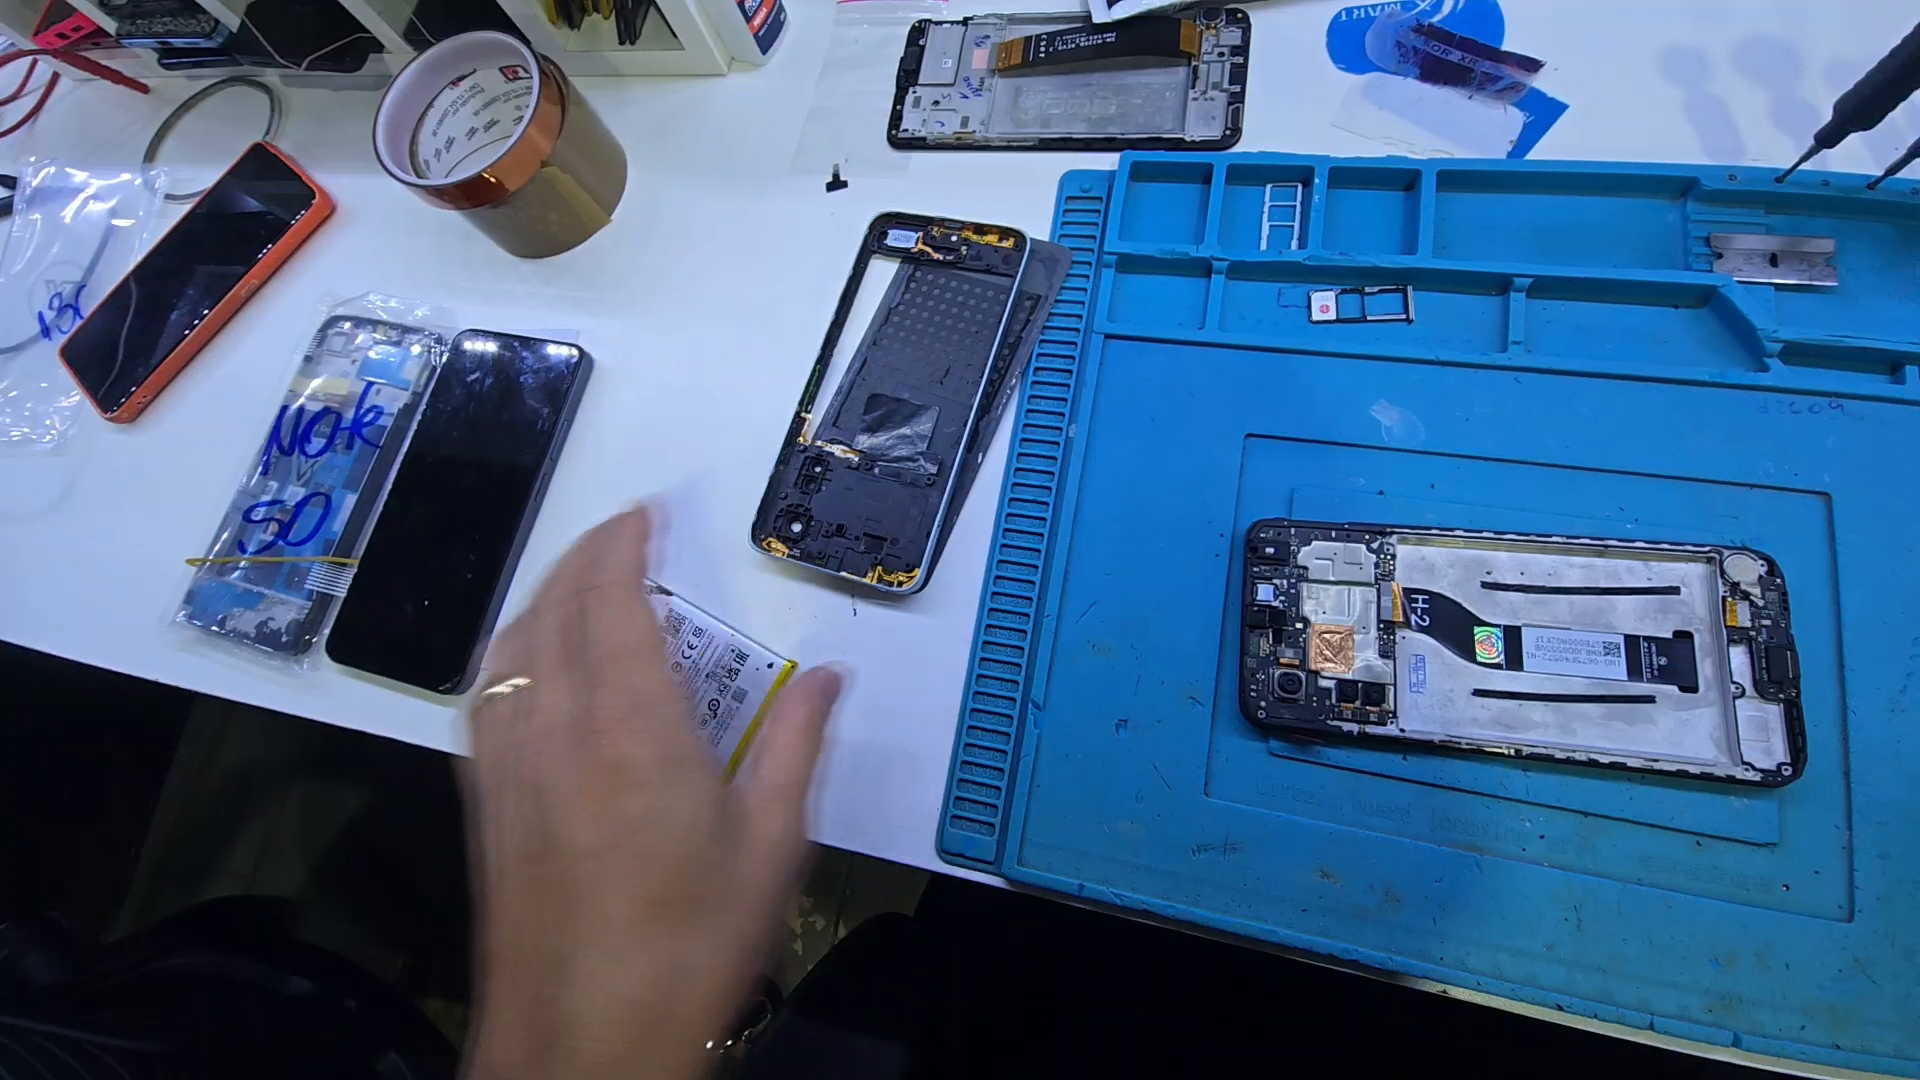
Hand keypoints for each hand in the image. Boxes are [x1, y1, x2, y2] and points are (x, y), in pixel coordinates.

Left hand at [460, 506, 842, 1079]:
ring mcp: (514, 770)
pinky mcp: (490, 803)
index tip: (645, 514)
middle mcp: (563, 738)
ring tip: (580, 572)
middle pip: (557, 613)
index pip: (619, 610)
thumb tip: (830, 678)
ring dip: (542, 591)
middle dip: (586, 554)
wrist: (587, 1045)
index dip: (626, 549)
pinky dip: (511, 647)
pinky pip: (487, 696)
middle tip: (622, 527)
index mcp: (639, 738)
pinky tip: (532, 652)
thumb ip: (798, 743)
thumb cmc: (693, 943)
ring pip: (509, 648)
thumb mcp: (773, 842)